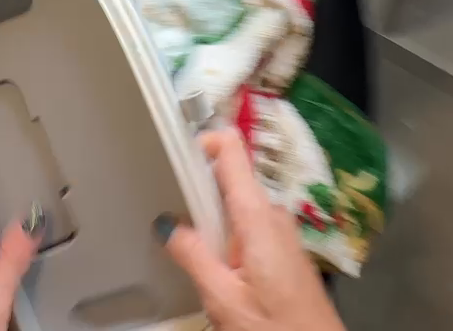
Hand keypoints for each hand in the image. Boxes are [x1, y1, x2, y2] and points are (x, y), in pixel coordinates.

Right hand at [161, 129, 346, 330]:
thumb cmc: (275, 328)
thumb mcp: (224, 299)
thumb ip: (193, 257)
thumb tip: (166, 223)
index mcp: (256, 213)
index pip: (231, 149)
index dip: (203, 141)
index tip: (176, 157)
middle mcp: (272, 211)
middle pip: (230, 179)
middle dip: (200, 195)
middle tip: (176, 224)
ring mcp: (282, 230)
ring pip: (238, 207)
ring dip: (214, 222)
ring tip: (195, 253)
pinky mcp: (286, 249)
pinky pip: (250, 226)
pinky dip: (230, 237)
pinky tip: (223, 270)